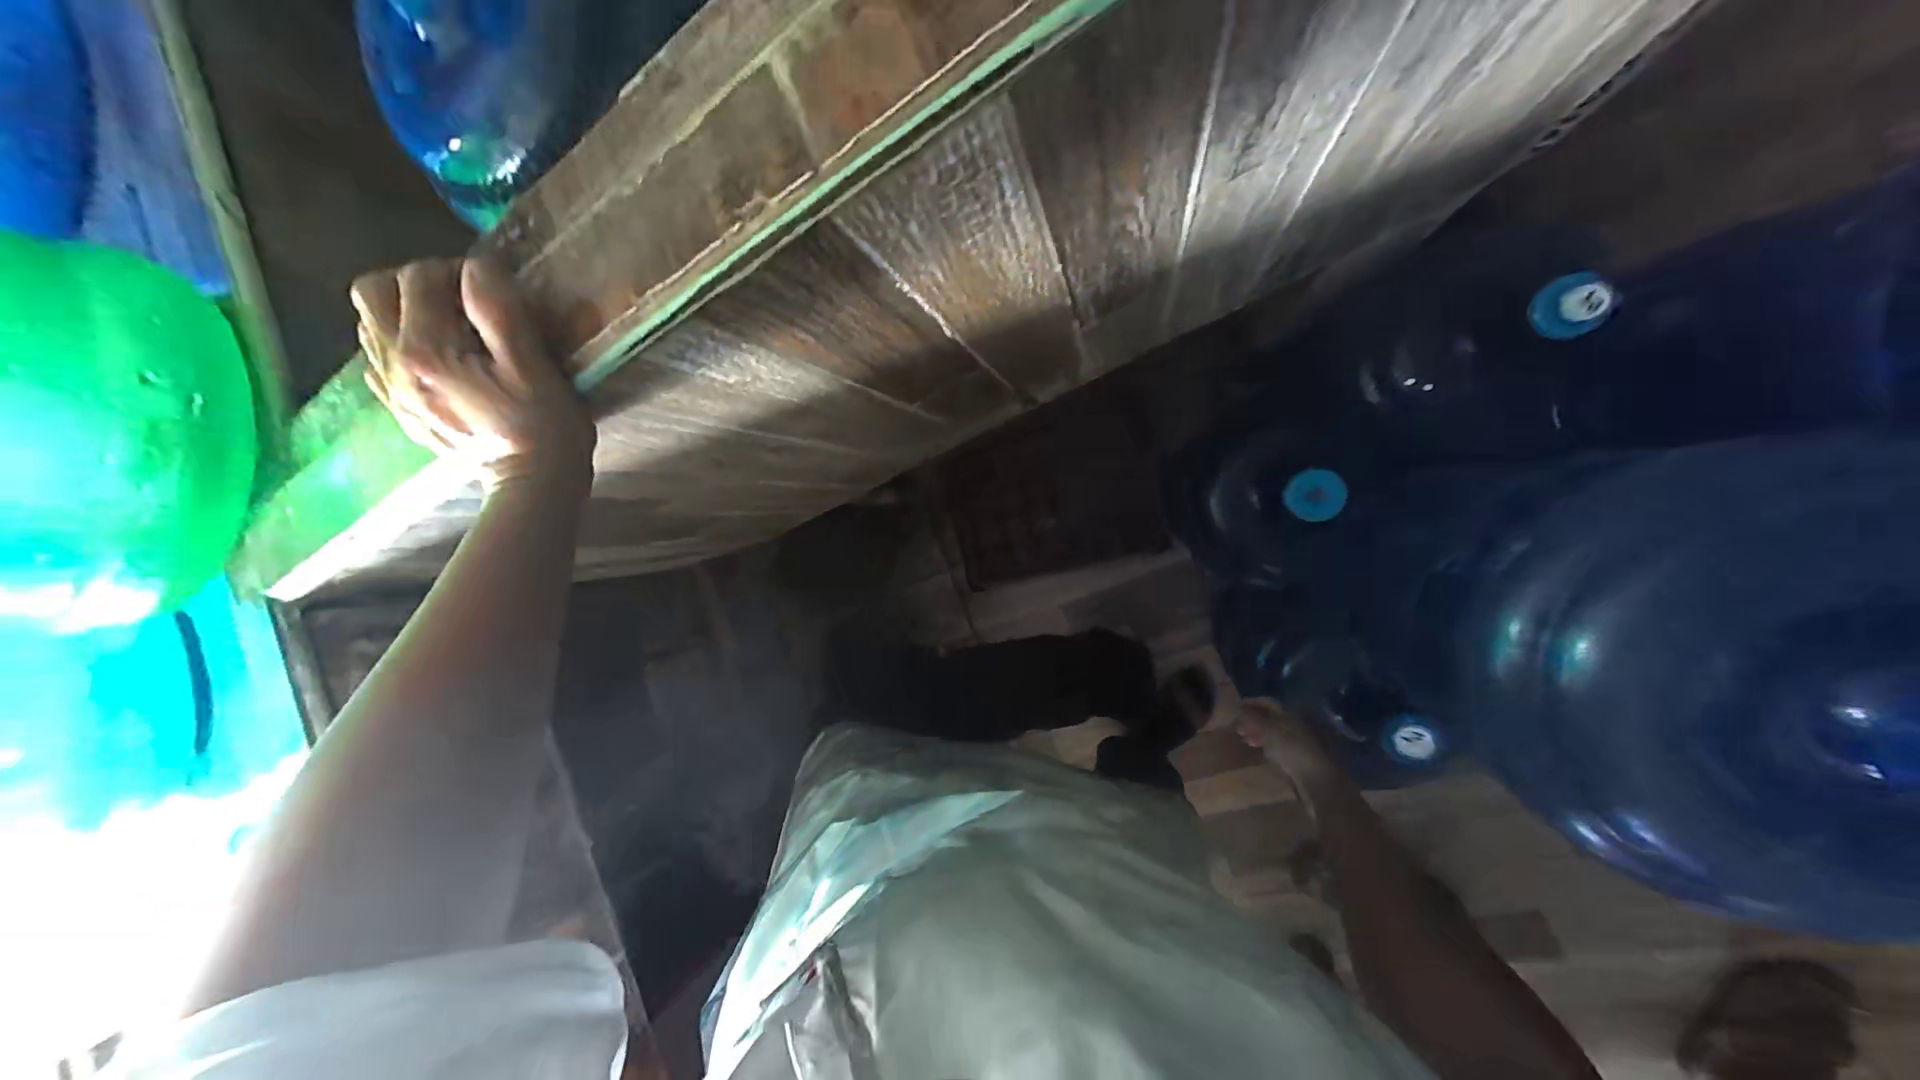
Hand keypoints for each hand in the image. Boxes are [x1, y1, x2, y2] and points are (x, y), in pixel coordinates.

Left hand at [352, 257, 595, 490]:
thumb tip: (479, 269)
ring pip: (371, 322)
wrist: (534, 485)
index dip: (458, 270)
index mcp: (428, 352)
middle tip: (463, 301)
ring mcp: (393, 391)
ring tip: (457, 329)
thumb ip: (500, 315)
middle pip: (374, 292)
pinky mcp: (401, 409)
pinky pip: (379, 358)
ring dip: (409, 312)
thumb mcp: (535, 369)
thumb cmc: (545, 428)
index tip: (496, 288)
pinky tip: (443, 359)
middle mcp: (395, 366)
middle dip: (417, 283)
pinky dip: (404, 344)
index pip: (419, 278)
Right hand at [1234, 697, 1342, 801]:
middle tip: (1236, 726)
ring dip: (1255, 732)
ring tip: (1242, 738)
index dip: (1251, 703)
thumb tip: (1236, 708)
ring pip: (1270, 732)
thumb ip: (1252, 718)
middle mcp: (1291, 725)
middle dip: (1251, 719)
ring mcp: (1293, 741)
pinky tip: (1255, 749)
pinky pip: (1273, 745)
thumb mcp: (1268, 730)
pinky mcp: (1292, 757)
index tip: (1234, 707)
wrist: (1314, 779)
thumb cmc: (1291, 749)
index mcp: (1288, 715)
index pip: (1267, 703)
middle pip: (1268, 717)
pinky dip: (1262, 744)